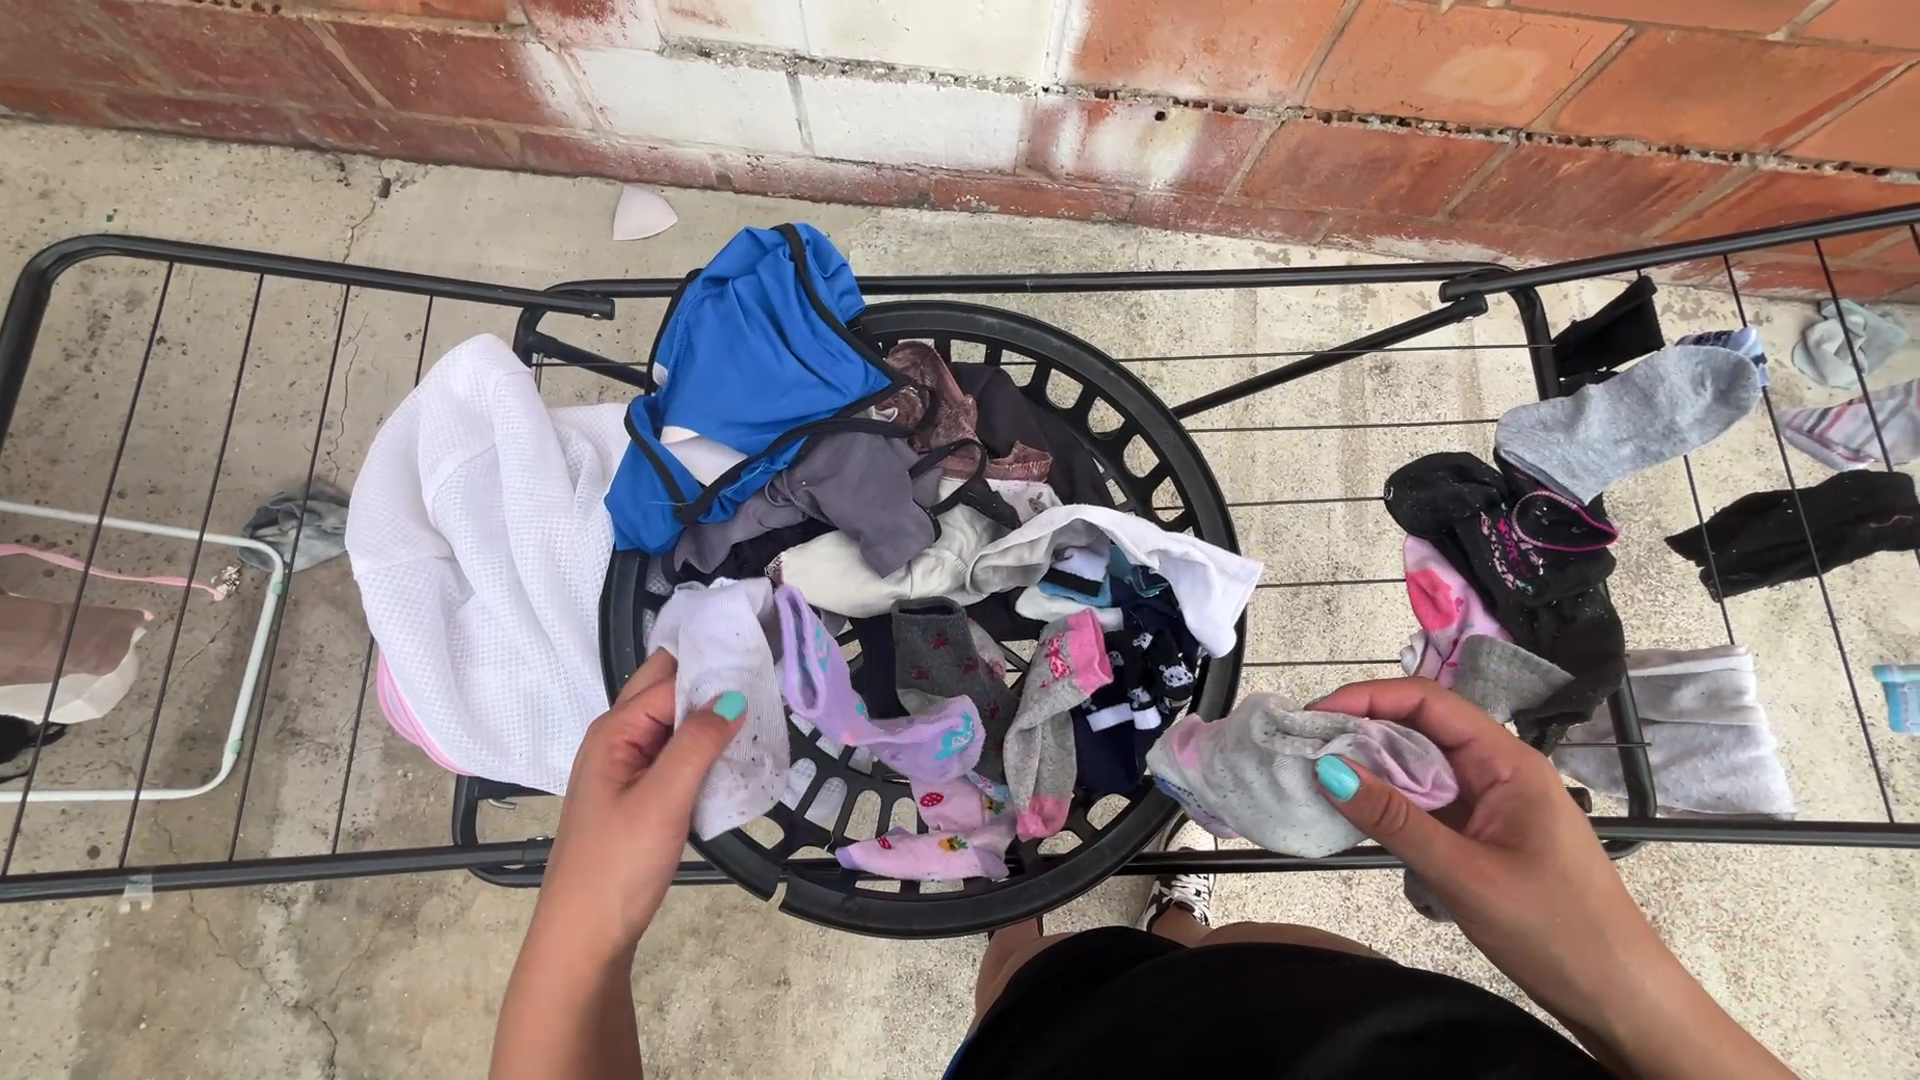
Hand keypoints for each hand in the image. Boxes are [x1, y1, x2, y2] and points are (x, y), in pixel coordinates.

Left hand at [535, 648, 743, 953]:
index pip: (671, 681)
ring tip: (762, 707)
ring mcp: (629, 765)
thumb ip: (699, 743)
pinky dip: (707, 744)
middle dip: (711, 679)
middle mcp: (619, 738)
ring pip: (676, 721)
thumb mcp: (663, 800)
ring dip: (712, 713)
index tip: (762, 663)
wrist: (585, 937)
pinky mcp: (642, 790)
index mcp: (615, 730)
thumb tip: (736, 695)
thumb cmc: (618, 865)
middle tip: (763, 676)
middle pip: (668, 690)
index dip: (713, 670)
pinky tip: (738, 750)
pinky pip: (678, 751)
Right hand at [1309, 677, 1667, 1030]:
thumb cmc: (1558, 932)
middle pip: (1417, 725)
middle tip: (1304, 745)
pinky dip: (1384, 796)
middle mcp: (1496, 769)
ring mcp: (1487, 800)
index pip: (1428, 702)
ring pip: (1416, 761)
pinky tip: (1353, 807)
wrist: (1624, 1003)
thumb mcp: (1466, 874)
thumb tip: (1326, 768)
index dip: (1367, 697)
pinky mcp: (1478, 829)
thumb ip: (1394, 819)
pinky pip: (1422, 796)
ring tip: (1317, 772)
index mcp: (1507, 762)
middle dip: (1358, 727)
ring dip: (1368, 762)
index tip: (1315, 715)